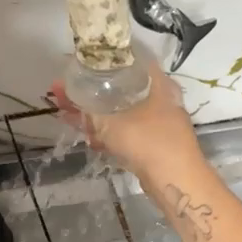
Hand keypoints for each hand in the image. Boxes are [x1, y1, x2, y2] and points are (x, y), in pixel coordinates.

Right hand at [48, 61, 204, 178]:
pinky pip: (127, 134)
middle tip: (66, 91)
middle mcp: (161, 100)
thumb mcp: (112, 123)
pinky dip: (109, 134)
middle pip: (121, 90)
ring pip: (122, 114)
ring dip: (97, 115)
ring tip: (66, 112)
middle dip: (93, 92)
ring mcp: (159, 124)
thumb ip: (90, 112)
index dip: (105, 60)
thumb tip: (72, 101)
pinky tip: (88, 138)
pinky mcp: (154, 145)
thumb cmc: (149, 142)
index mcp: (159, 84)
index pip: (131, 61)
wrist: (176, 181)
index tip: (83, 61)